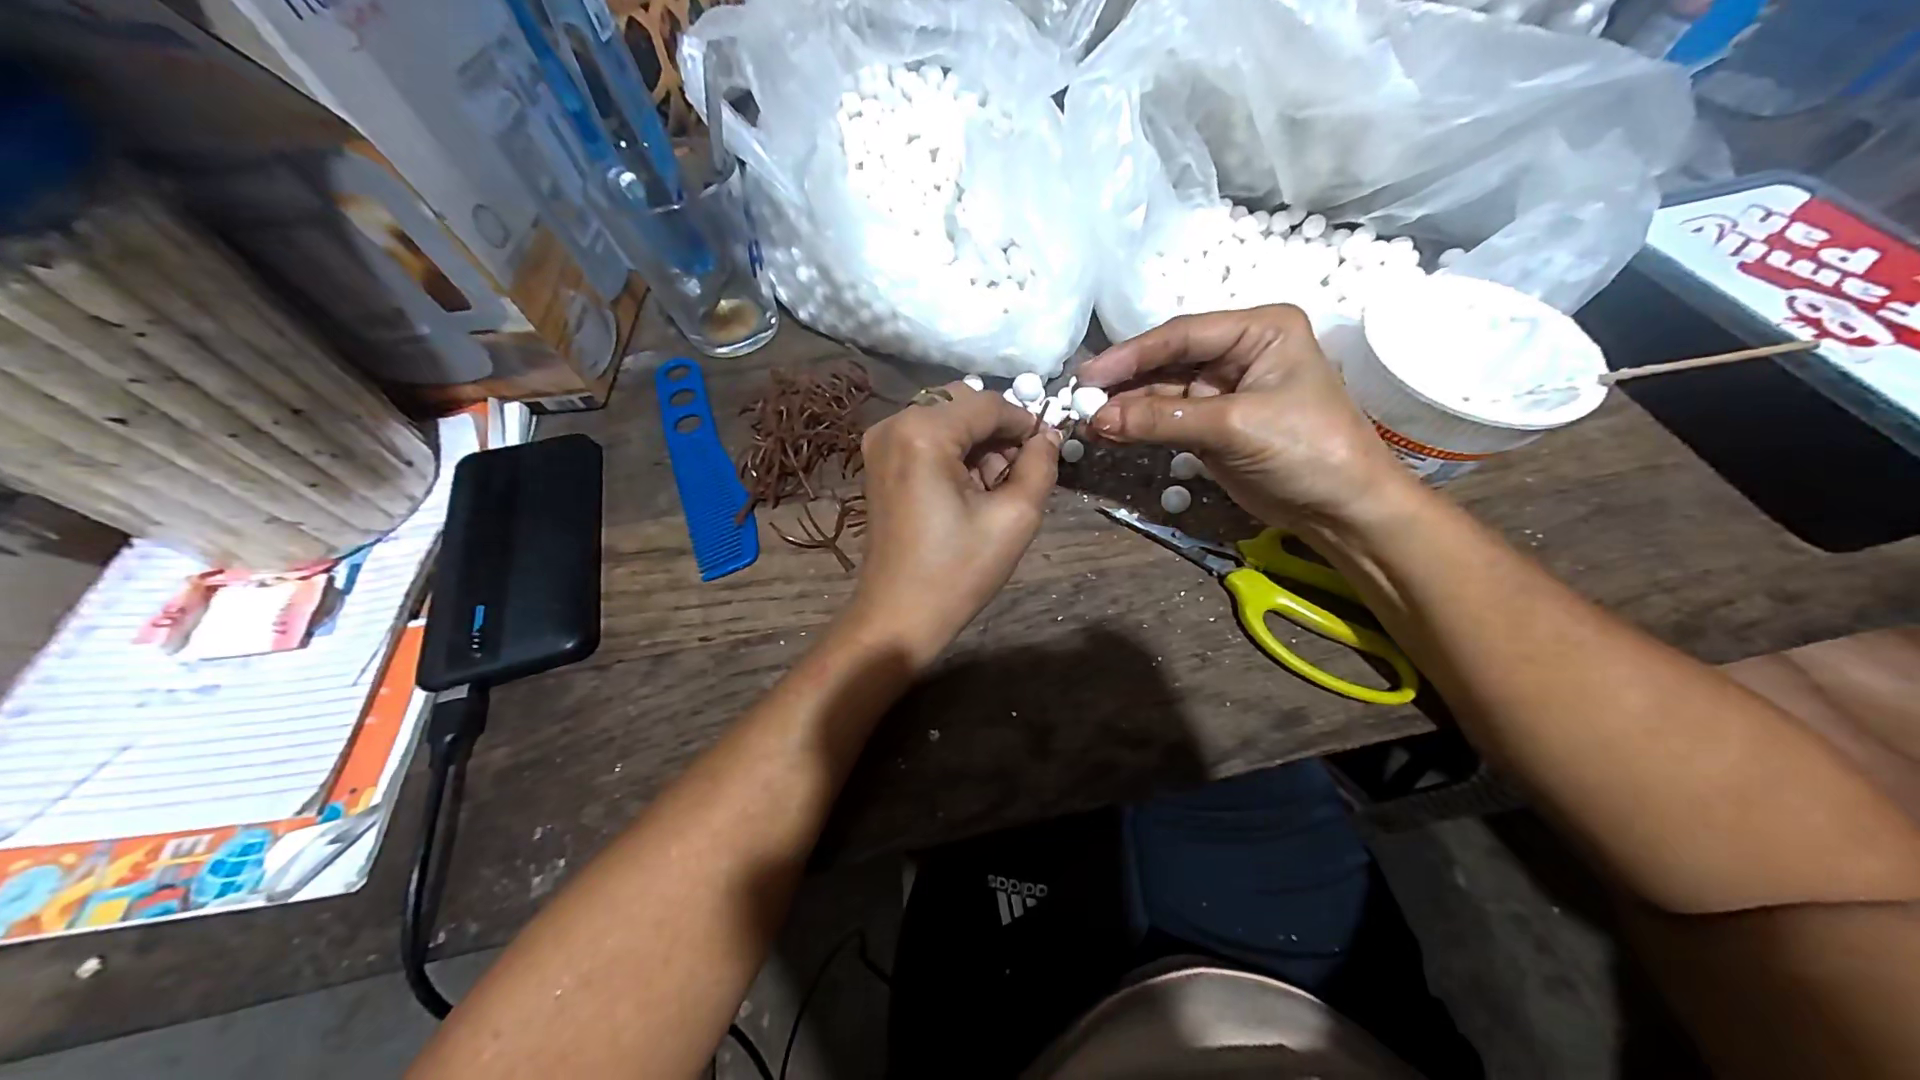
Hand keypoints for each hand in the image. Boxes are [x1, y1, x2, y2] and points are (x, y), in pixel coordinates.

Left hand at [848, 381, 1059, 664]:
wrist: (897, 615)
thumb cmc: (957, 572)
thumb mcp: (1014, 517)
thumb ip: (1040, 465)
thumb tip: (1049, 436)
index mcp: (923, 431)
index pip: (989, 403)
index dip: (1025, 424)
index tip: (1048, 453)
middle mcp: (894, 424)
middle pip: (965, 405)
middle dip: (998, 434)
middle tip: (1017, 477)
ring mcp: (880, 441)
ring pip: (948, 419)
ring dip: (978, 445)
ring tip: (993, 491)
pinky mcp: (879, 461)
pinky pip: (927, 437)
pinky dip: (954, 453)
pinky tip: (967, 492)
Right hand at [1076, 305, 1415, 529]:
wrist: (1342, 509)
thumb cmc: (1306, 450)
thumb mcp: (1234, 427)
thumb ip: (1163, 419)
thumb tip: (1097, 419)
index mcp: (1258, 331)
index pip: (1183, 334)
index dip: (1132, 354)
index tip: (1088, 375)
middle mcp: (1239, 352)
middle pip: (1167, 360)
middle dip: (1124, 382)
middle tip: (1078, 402)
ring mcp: (1223, 390)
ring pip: (1162, 391)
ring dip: (1126, 408)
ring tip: (1087, 423)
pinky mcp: (1212, 424)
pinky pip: (1166, 418)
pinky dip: (1138, 427)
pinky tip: (1109, 433)